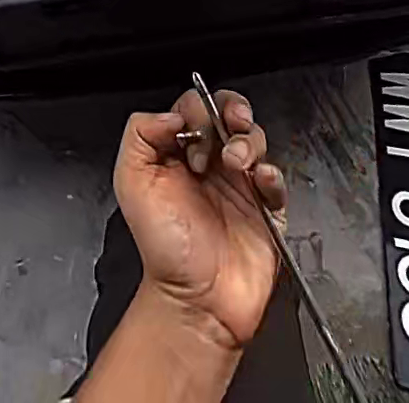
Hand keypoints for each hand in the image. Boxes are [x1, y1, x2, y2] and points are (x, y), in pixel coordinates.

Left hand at [113, 89, 287, 350]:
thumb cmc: (163, 247)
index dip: (198, 113)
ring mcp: (240, 182)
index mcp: (180, 152)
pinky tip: (258, 181)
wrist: (194, 301)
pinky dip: (272, 172)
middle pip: (230, 112)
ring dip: (249, 141)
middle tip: (231, 124)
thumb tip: (171, 113)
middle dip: (234, 109)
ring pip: (255, 137)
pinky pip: (278, 176)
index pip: (196, 107)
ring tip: (236, 163)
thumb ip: (140, 135)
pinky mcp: (266, 206)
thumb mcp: (131, 182)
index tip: (190, 139)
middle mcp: (211, 162)